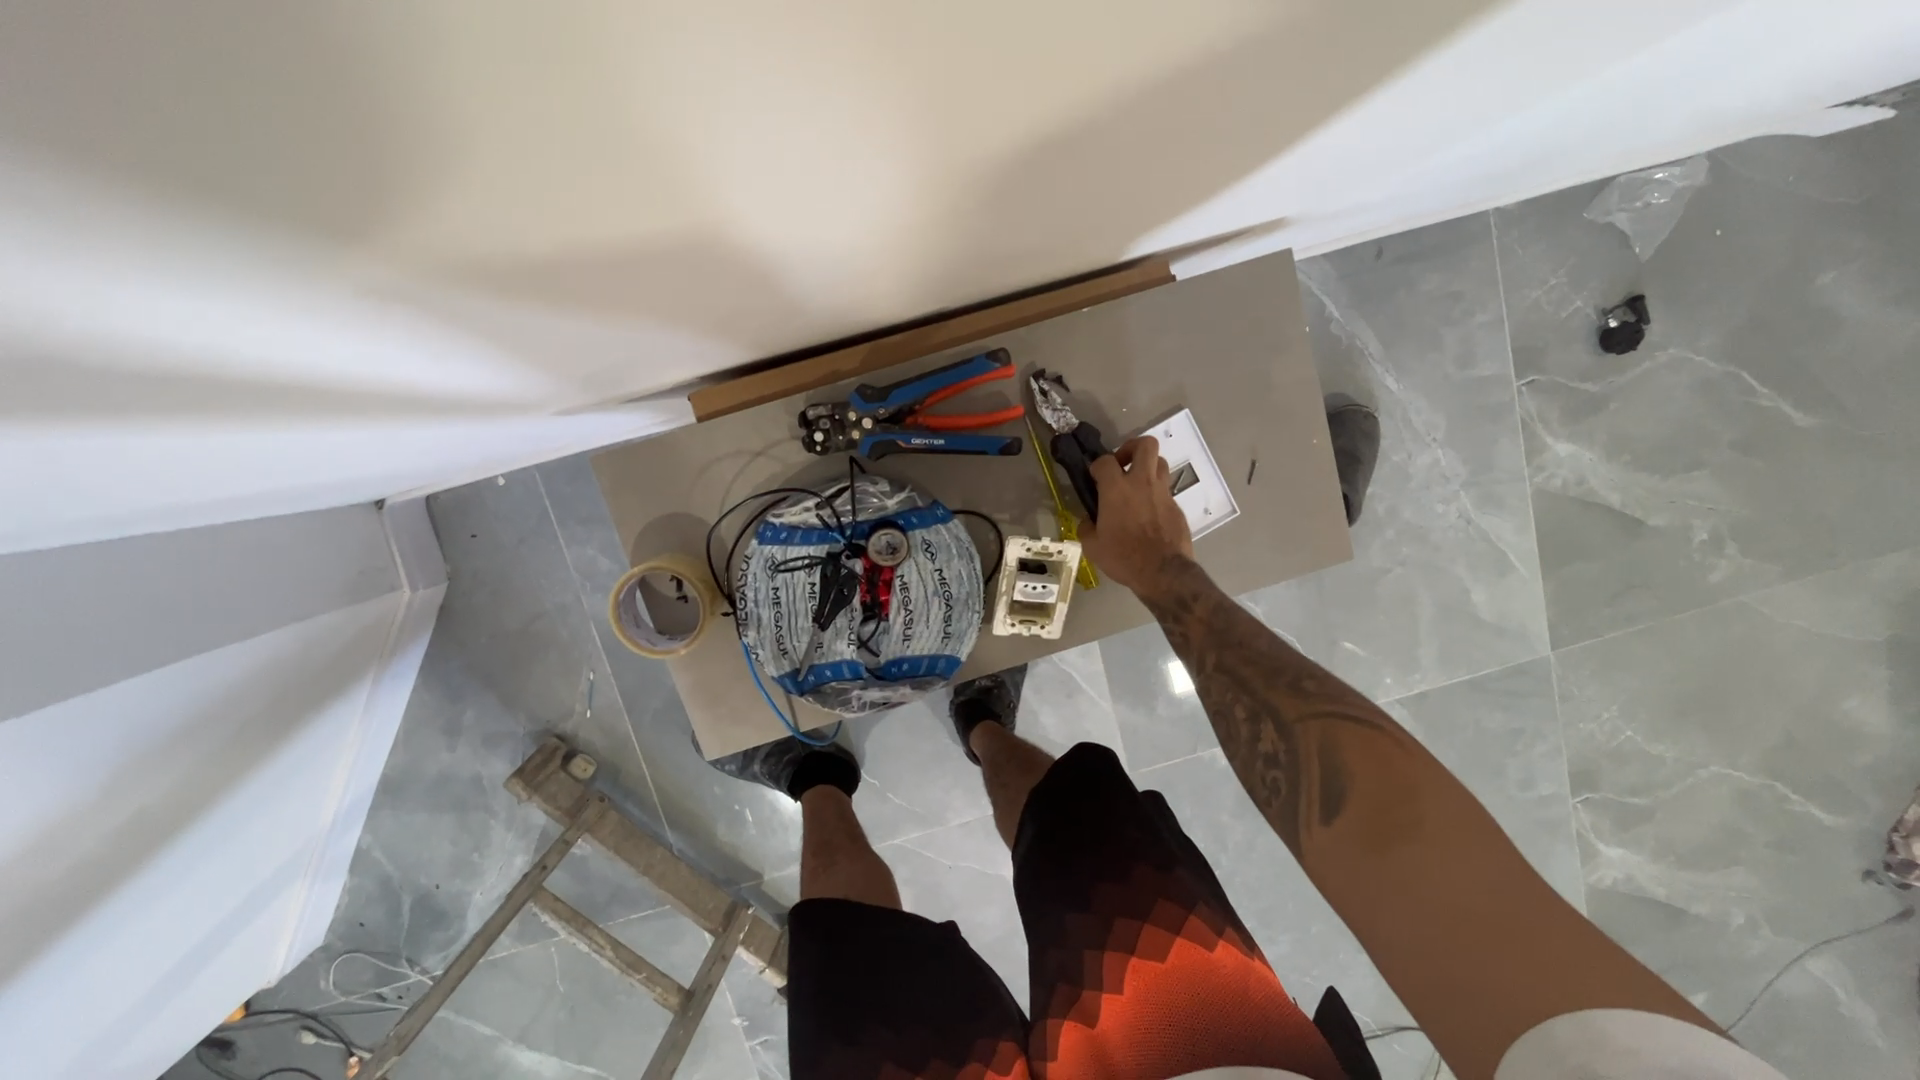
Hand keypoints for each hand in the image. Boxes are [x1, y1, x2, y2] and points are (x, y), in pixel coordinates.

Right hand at [1079, 436, 1193, 599]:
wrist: (1163, 572)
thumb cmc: (1123, 557)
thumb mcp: (1092, 546)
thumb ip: (1087, 526)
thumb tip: (1089, 520)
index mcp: (1116, 489)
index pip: (1105, 461)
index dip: (1098, 466)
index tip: (1094, 477)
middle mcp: (1142, 483)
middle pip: (1145, 445)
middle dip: (1132, 448)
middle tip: (1123, 465)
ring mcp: (1163, 493)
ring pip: (1160, 463)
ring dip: (1148, 468)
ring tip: (1137, 486)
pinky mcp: (1177, 507)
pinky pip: (1166, 491)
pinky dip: (1156, 495)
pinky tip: (1149, 513)